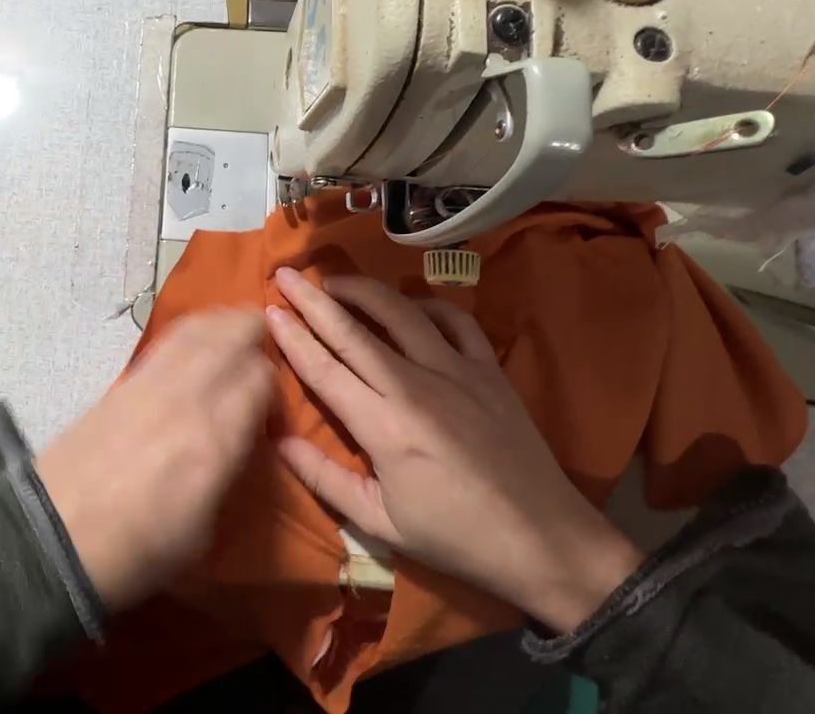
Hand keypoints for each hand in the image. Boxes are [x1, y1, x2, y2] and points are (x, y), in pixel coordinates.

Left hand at [36, 309, 272, 611]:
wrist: (55, 536)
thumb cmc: (135, 551)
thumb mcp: (202, 532)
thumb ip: (227, 475)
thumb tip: (236, 445)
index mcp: (214, 440)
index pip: (260, 380)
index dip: (276, 387)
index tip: (273, 412)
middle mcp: (186, 397)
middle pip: (231, 337)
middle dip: (256, 333)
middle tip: (269, 346)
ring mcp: (150, 383)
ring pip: (196, 329)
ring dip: (223, 323)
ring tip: (238, 329)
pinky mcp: (122, 381)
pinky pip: (167, 342)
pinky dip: (191, 332)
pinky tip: (198, 342)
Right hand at [266, 269, 641, 632]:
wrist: (546, 542)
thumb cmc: (455, 537)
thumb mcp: (380, 523)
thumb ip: (323, 478)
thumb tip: (276, 441)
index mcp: (384, 427)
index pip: (323, 368)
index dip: (292, 336)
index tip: (268, 310)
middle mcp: (415, 387)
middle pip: (352, 329)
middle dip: (312, 298)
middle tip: (285, 273)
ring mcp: (457, 372)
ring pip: (400, 312)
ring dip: (362, 289)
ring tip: (334, 281)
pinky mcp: (489, 370)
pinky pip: (455, 320)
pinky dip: (427, 304)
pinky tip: (408, 307)